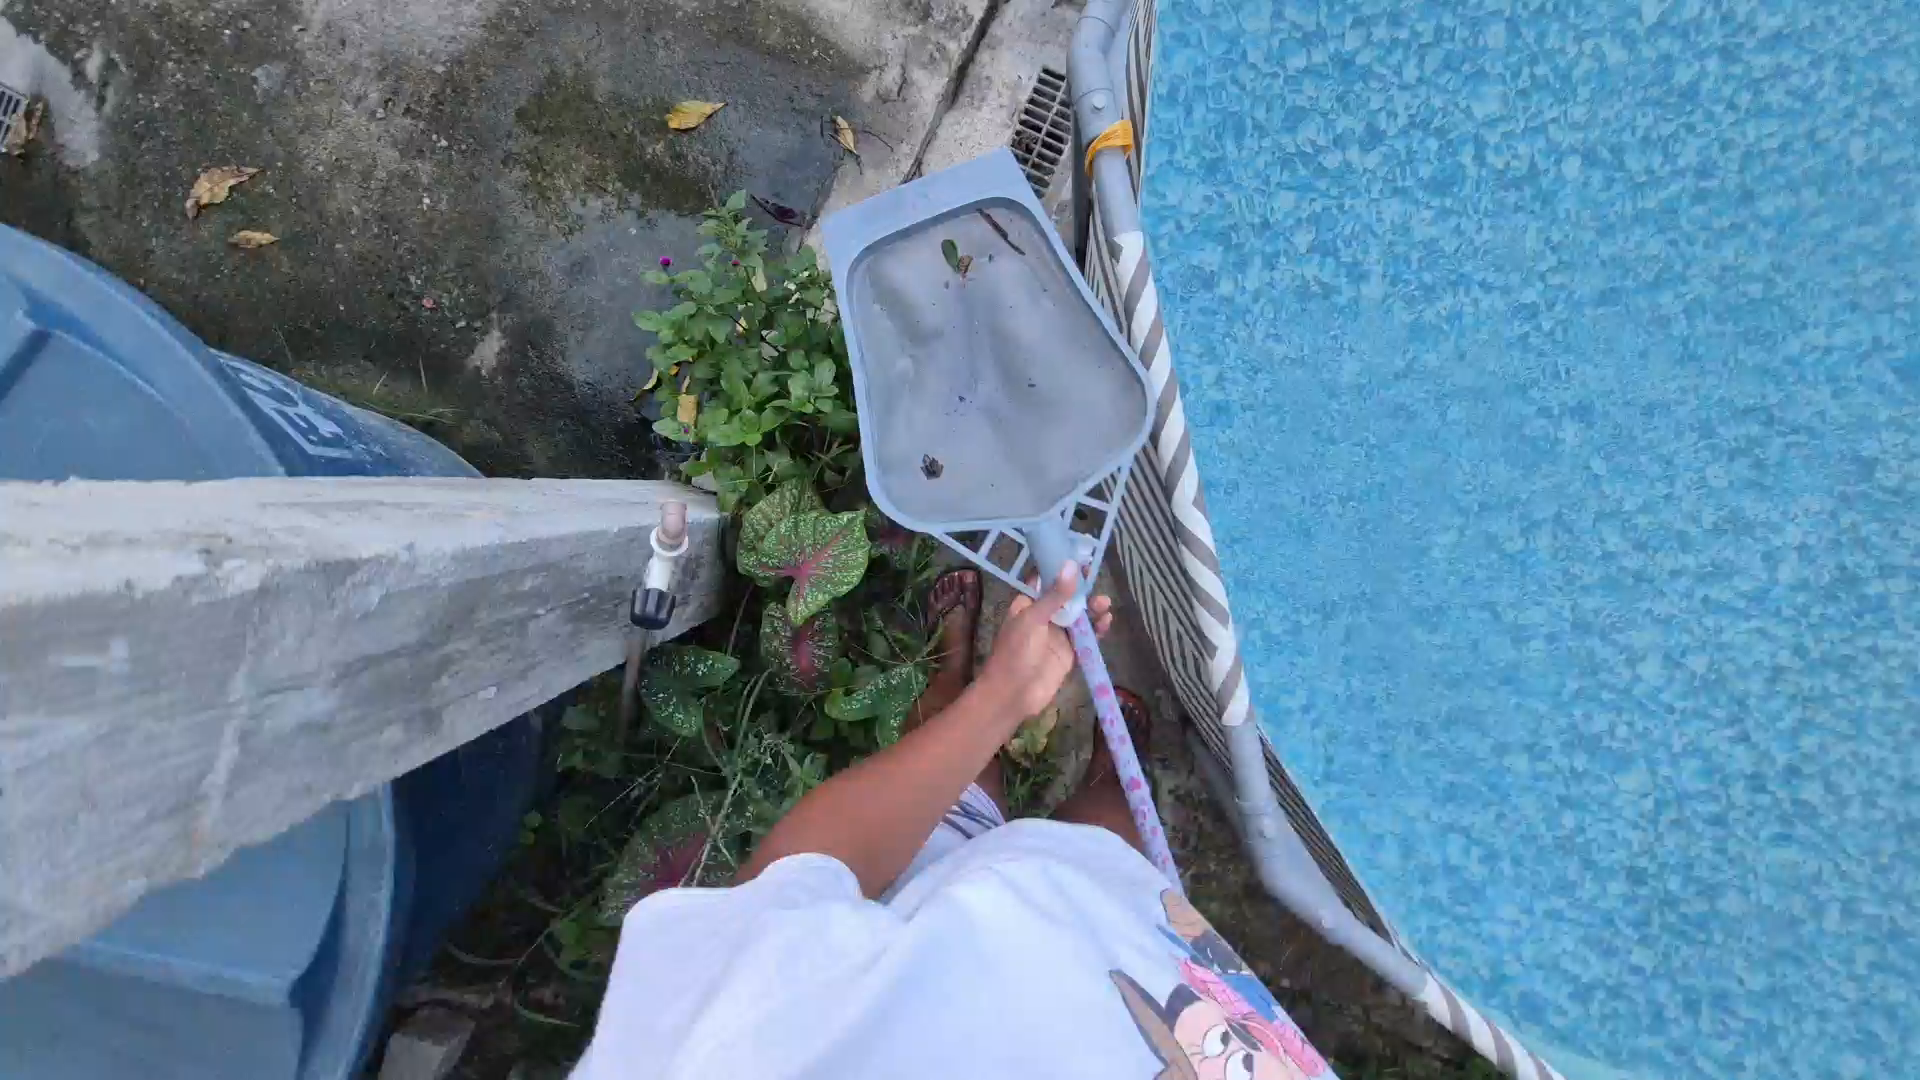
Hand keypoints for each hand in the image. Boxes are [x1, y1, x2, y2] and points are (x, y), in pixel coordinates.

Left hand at [975, 564, 1113, 719]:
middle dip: (1081, 589)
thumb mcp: (1033, 619)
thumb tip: (1072, 567)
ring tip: (1105, 603)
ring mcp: (1056, 635)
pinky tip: (1106, 622)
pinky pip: (1085, 637)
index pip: (1044, 580)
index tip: (1079, 557)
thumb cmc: (1015, 652)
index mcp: (1027, 604)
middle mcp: (1042, 617)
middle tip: (1096, 578)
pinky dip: (1096, 629)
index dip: (1060, 569)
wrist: (1013, 694)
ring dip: (1092, 609)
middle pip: (1065, 597)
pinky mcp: (1068, 653)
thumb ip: (1054, 595)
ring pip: (1078, 616)